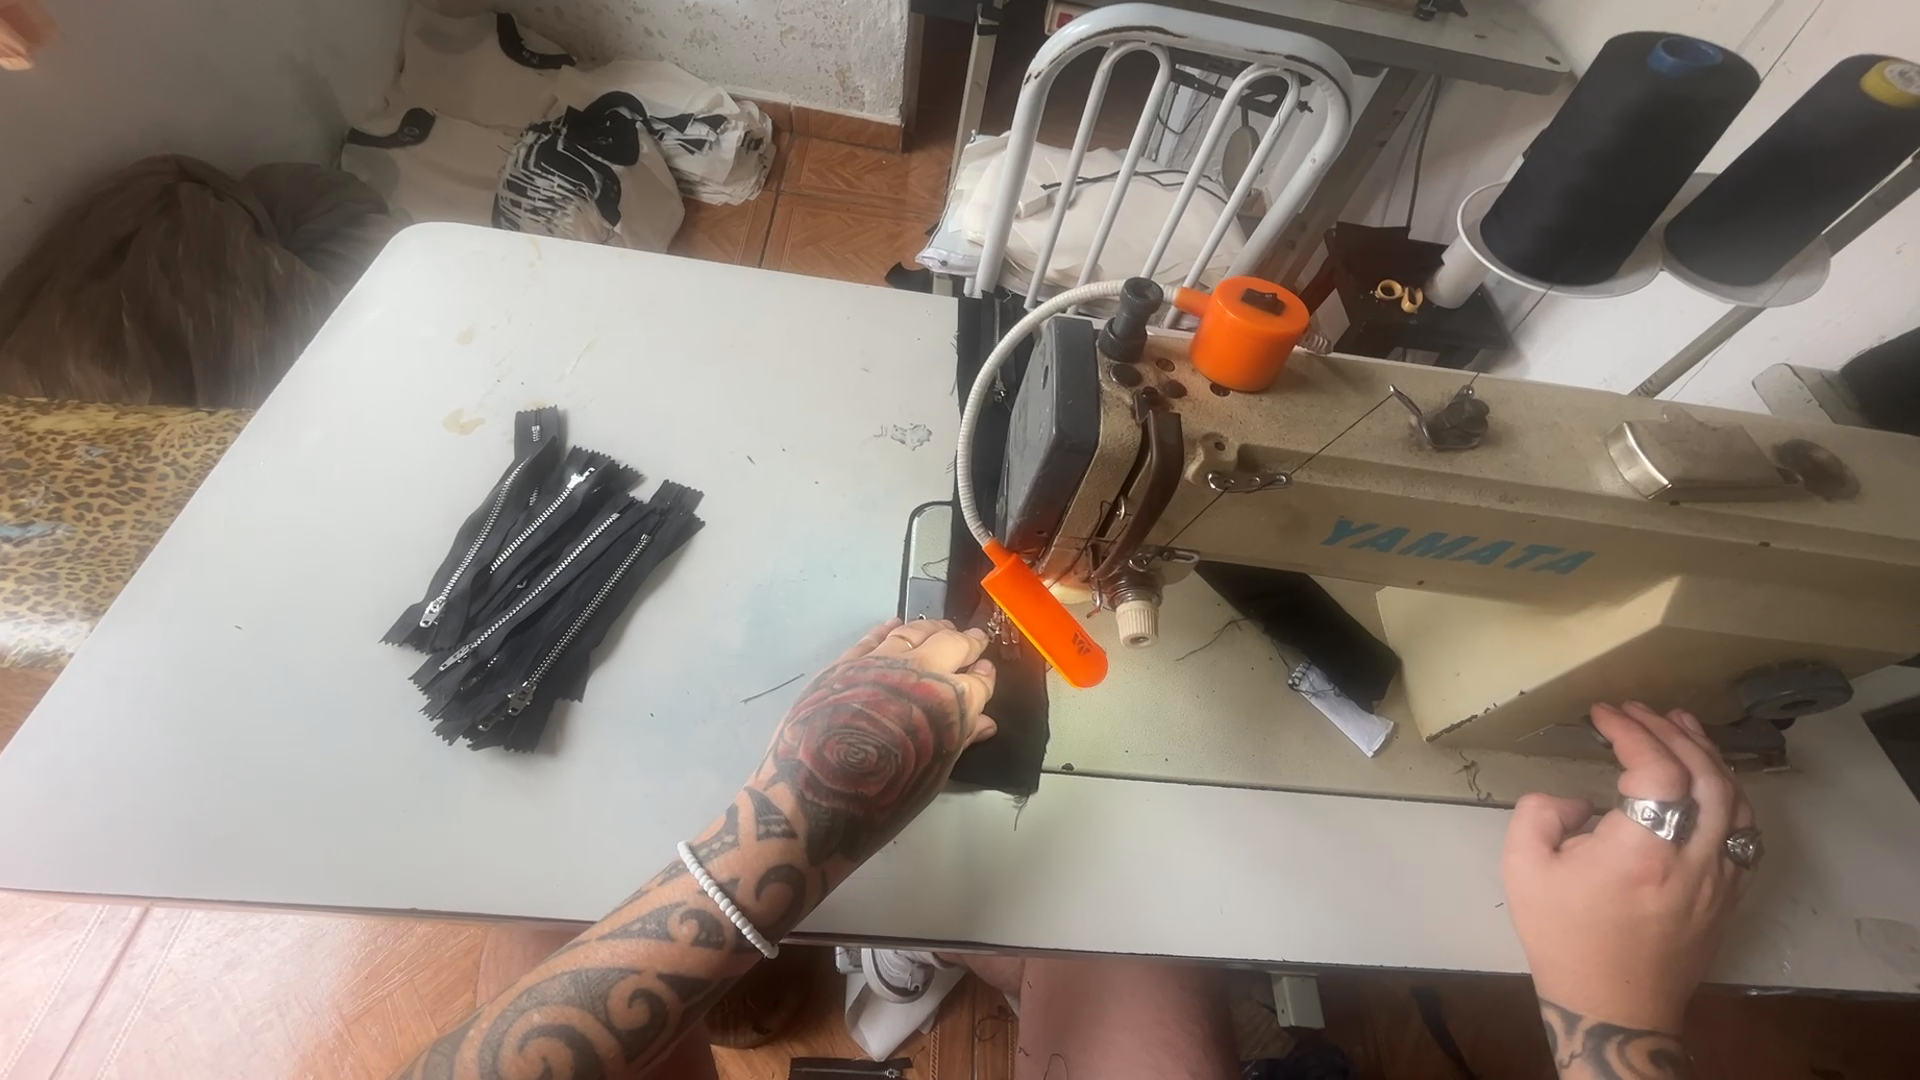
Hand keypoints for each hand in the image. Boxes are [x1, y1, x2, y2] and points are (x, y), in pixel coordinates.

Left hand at [747, 619, 997, 871]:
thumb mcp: (931, 777)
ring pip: (914, 631)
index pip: (979, 682)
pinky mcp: (848, 661)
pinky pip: (874, 636)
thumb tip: (986, 722)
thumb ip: (960, 739)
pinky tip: (897, 624)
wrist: (814, 794)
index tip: (985, 670)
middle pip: (952, 644)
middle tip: (973, 640)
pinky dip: (890, 628)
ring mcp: (882, 661)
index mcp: (951, 703)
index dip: (985, 676)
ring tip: (941, 627)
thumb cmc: (882, 799)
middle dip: (967, 642)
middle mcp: (921, 672)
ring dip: (932, 628)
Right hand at [1502, 703, 1753, 1038]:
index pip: (1657, 772)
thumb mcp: (1522, 865)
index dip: (1632, 732)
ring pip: (1738, 803)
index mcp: (1639, 851)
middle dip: (1673, 733)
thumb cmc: (1561, 931)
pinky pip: (1744, 831)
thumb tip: (1579, 801)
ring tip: (1679, 725)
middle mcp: (1692, 860)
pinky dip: (1728, 792)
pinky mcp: (1727, 893)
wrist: (1612, 1000)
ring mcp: (1719, 879)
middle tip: (1637, 709)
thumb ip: (1541, 813)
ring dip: (1708, 756)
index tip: (1602, 713)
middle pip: (1709, 779)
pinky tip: (1706, 778)